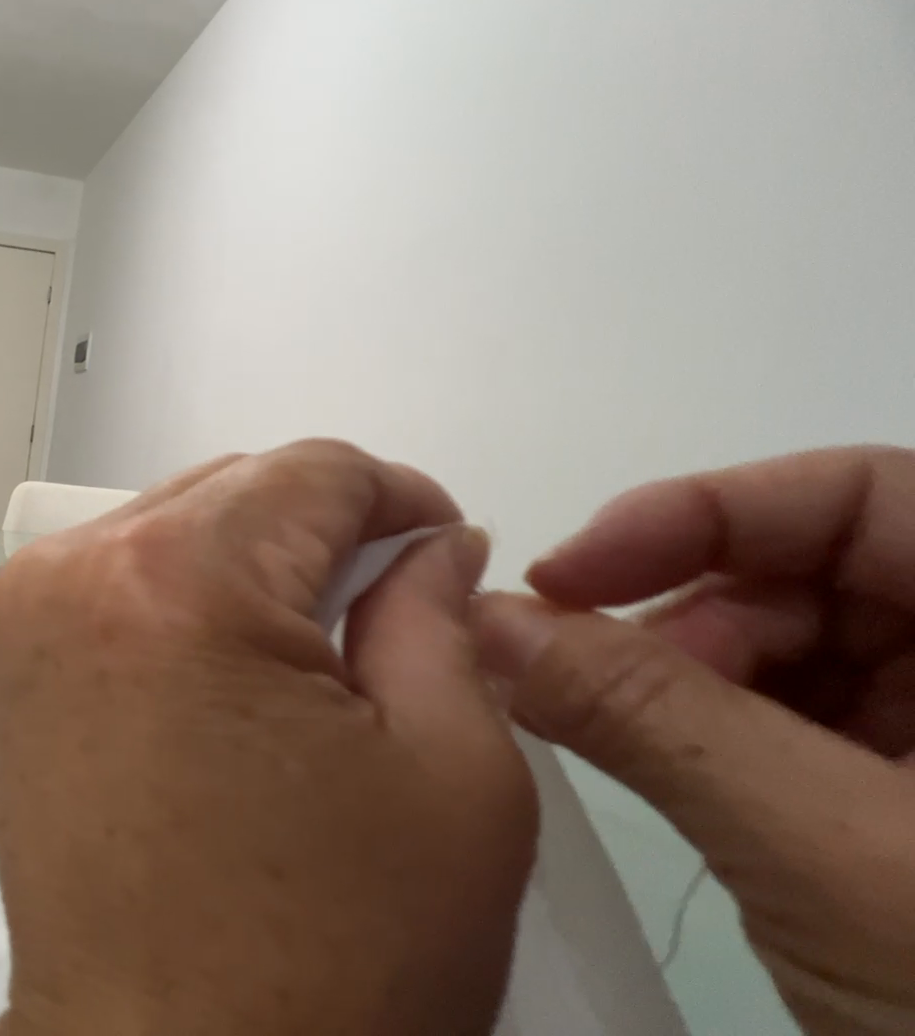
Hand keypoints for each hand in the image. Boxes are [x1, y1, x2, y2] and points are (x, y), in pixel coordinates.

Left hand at [0, 441, 537, 1035]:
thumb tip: (434, 543)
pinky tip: (215, 666)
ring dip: (239, 561)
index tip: (437, 546)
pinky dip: (170, 597)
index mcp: (174, 578)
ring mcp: (16, 611)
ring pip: (160, 527)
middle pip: (224, 490)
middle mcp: (68, 570)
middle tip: (379, 600)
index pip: (306, 470)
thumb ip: (440, 620)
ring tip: (300, 643)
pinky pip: (104, 579)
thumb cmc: (327, 950)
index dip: (392, 497)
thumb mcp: (448, 775)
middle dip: (313, 528)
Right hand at [475, 446, 914, 1035]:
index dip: (700, 513)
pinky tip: (653, 763)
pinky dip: (696, 727)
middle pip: (816, 572)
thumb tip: (489, 619)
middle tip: (586, 687)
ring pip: (790, 645)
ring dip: (676, 678)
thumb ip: (654, 721)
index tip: (563, 578)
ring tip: (613, 736)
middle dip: (683, 619)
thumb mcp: (838, 861)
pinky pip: (785, 715)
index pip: (867, 496)